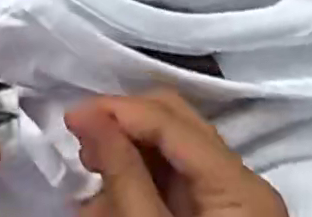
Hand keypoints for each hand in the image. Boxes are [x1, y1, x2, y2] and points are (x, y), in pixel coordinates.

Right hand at [65, 89, 286, 216]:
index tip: (68, 120)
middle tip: (82, 142)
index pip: (168, 118)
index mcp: (239, 186)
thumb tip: (89, 116)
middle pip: (173, 120)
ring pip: (171, 145)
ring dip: (127, 152)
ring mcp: (234, 201)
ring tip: (92, 181)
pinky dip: (139, 179)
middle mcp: (243, 182)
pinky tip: (113, 201)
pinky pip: (175, 178)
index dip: (115, 110)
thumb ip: (122, 173)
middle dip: (122, 124)